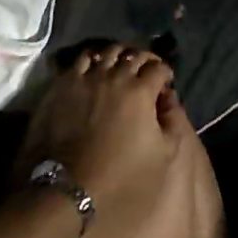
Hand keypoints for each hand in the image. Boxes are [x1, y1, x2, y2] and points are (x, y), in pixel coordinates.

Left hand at [19, 43, 182, 222]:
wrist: (69, 185)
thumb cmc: (121, 174)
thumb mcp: (163, 155)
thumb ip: (173, 122)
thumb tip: (170, 99)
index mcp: (140, 91)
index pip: (158, 68)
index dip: (165, 73)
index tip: (165, 82)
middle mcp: (114, 76)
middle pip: (133, 55)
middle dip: (144, 60)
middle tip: (146, 71)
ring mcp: (87, 77)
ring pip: (107, 52)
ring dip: (119, 56)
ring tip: (121, 66)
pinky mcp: (64, 83)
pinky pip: (82, 60)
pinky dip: (93, 59)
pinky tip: (95, 68)